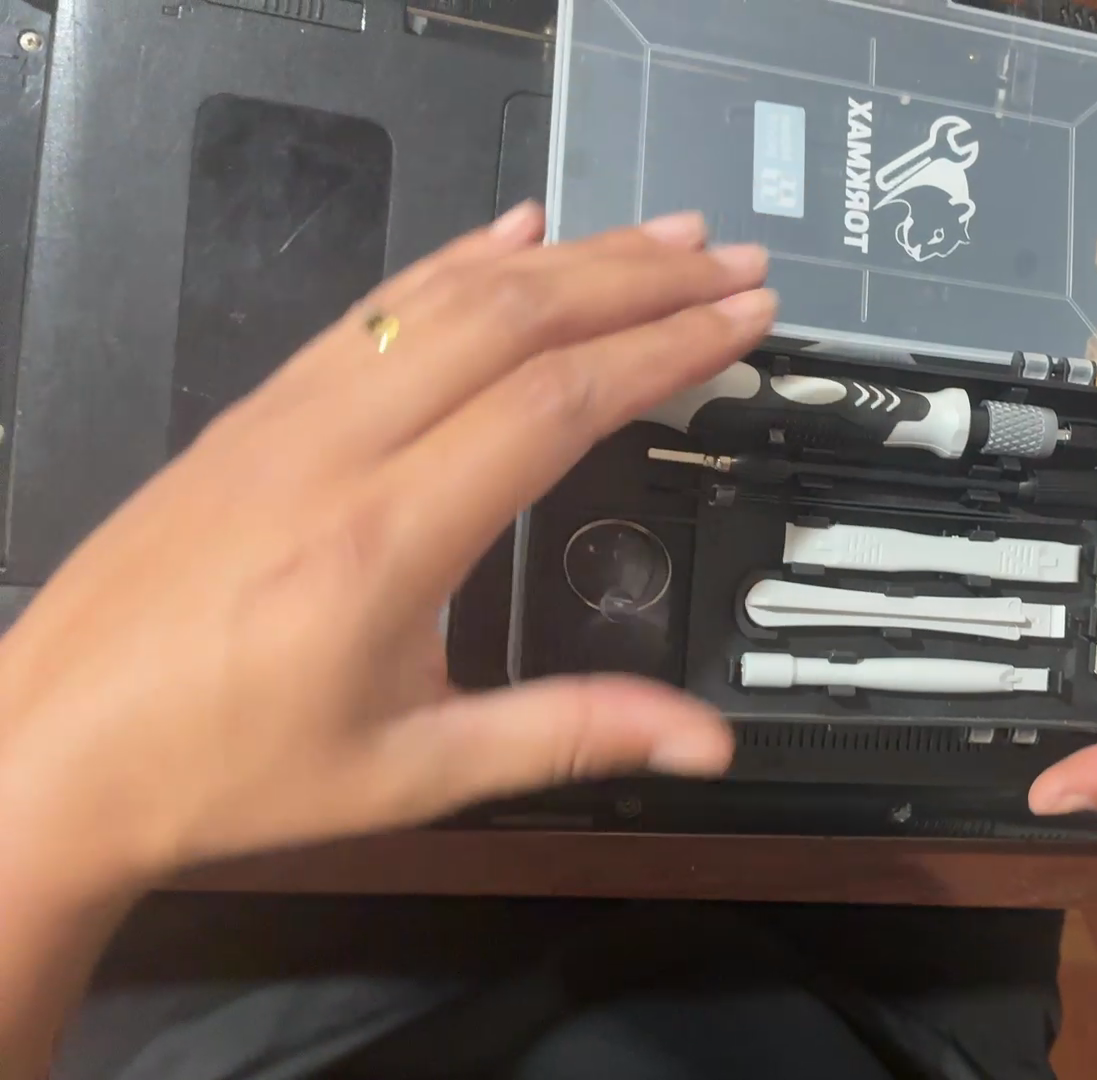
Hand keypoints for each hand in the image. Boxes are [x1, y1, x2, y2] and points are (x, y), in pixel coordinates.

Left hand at [0, 204, 774, 895]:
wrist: (26, 756)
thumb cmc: (225, 768)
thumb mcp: (423, 768)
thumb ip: (579, 733)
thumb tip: (702, 742)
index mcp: (386, 536)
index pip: (558, 401)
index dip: (664, 349)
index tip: (738, 322)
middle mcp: (339, 446)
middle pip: (519, 319)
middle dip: (647, 280)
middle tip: (731, 265)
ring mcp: (295, 411)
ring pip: (457, 295)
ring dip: (578, 256)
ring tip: (666, 237)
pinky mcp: (271, 404)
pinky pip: (385, 304)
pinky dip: (466, 255)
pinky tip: (521, 230)